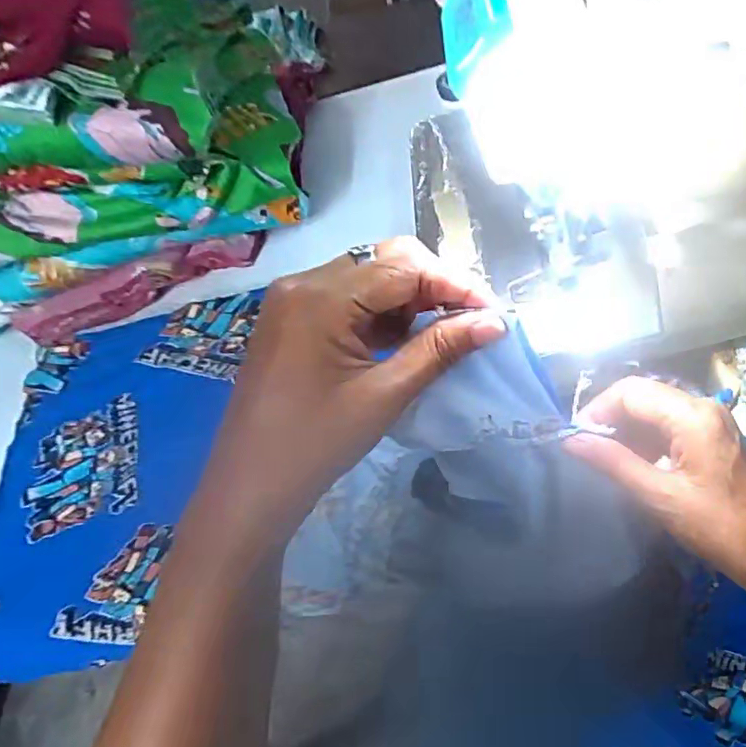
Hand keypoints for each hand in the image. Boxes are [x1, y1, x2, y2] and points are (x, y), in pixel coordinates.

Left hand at [213, 237, 505, 532]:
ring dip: (411, 296)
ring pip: (369, 275)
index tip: (493, 312)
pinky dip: (384, 311)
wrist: (251, 486)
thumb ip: (440, 349)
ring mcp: (294, 298)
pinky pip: (349, 297)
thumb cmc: (318, 444)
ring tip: (446, 330)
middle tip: (472, 319)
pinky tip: (407, 336)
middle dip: (434, 284)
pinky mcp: (294, 318)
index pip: (402, 267)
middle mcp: (303, 282)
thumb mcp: (386, 394)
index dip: (454, 284)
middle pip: (384, 260)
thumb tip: (494, 322)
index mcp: (320, 297)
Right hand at [564, 377, 745, 615]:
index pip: (630, 391)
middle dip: (610, 420)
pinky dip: (648, 442)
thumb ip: (614, 463)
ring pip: (656, 412)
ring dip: (627, 432)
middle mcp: (704, 408)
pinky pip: (672, 428)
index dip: (597, 409)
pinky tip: (632, 466)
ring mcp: (713, 423)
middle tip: (584, 451)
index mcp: (693, 415)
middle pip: (644, 396)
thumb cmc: (721, 528)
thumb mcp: (661, 496)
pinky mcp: (715, 440)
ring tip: (603, 462)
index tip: (574, 438)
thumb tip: (571, 440)